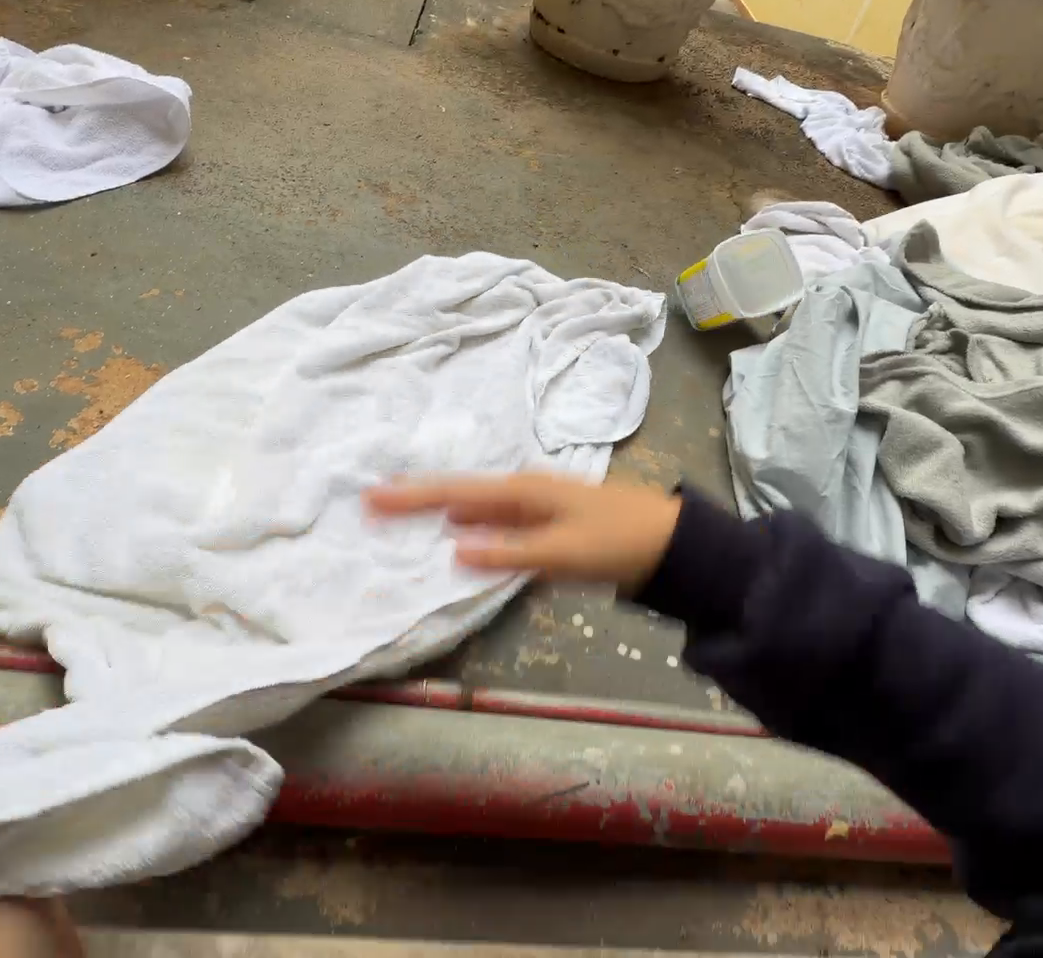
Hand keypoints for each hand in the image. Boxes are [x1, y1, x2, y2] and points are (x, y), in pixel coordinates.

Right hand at [367, 473, 682, 585]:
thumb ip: (508, 553)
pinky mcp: (546, 523)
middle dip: (418, 498)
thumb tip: (453, 549)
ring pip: (476, 507)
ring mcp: (535, 505)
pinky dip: (471, 527)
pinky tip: (459, 535)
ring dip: (441, 511)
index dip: (412, 496)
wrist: (671, 542)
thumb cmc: (616, 541)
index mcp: (522, 490)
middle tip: (375, 504)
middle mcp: (523, 490)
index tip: (371, 497)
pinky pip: (497, 523)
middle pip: (459, 493)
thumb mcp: (561, 552)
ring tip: (404, 514)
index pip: (454, 491)